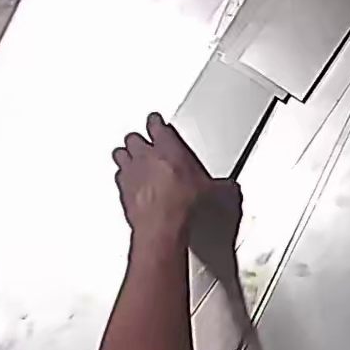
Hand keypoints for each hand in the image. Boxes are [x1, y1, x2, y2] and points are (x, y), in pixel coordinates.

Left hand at [113, 113, 234, 239]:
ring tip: (134, 159)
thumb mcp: (217, 192)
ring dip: (128, 156)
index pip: (156, 125)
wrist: (165, 227)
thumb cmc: (186, 205)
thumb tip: (229, 188)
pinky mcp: (123, 192)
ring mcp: (131, 173)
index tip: (156, 122)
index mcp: (168, 147)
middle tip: (147, 143)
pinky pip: (119, 178)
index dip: (156, 122)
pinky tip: (133, 185)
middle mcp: (145, 156)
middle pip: (133, 137)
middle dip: (140, 140)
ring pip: (121, 154)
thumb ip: (222, 184)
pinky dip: (125, 179)